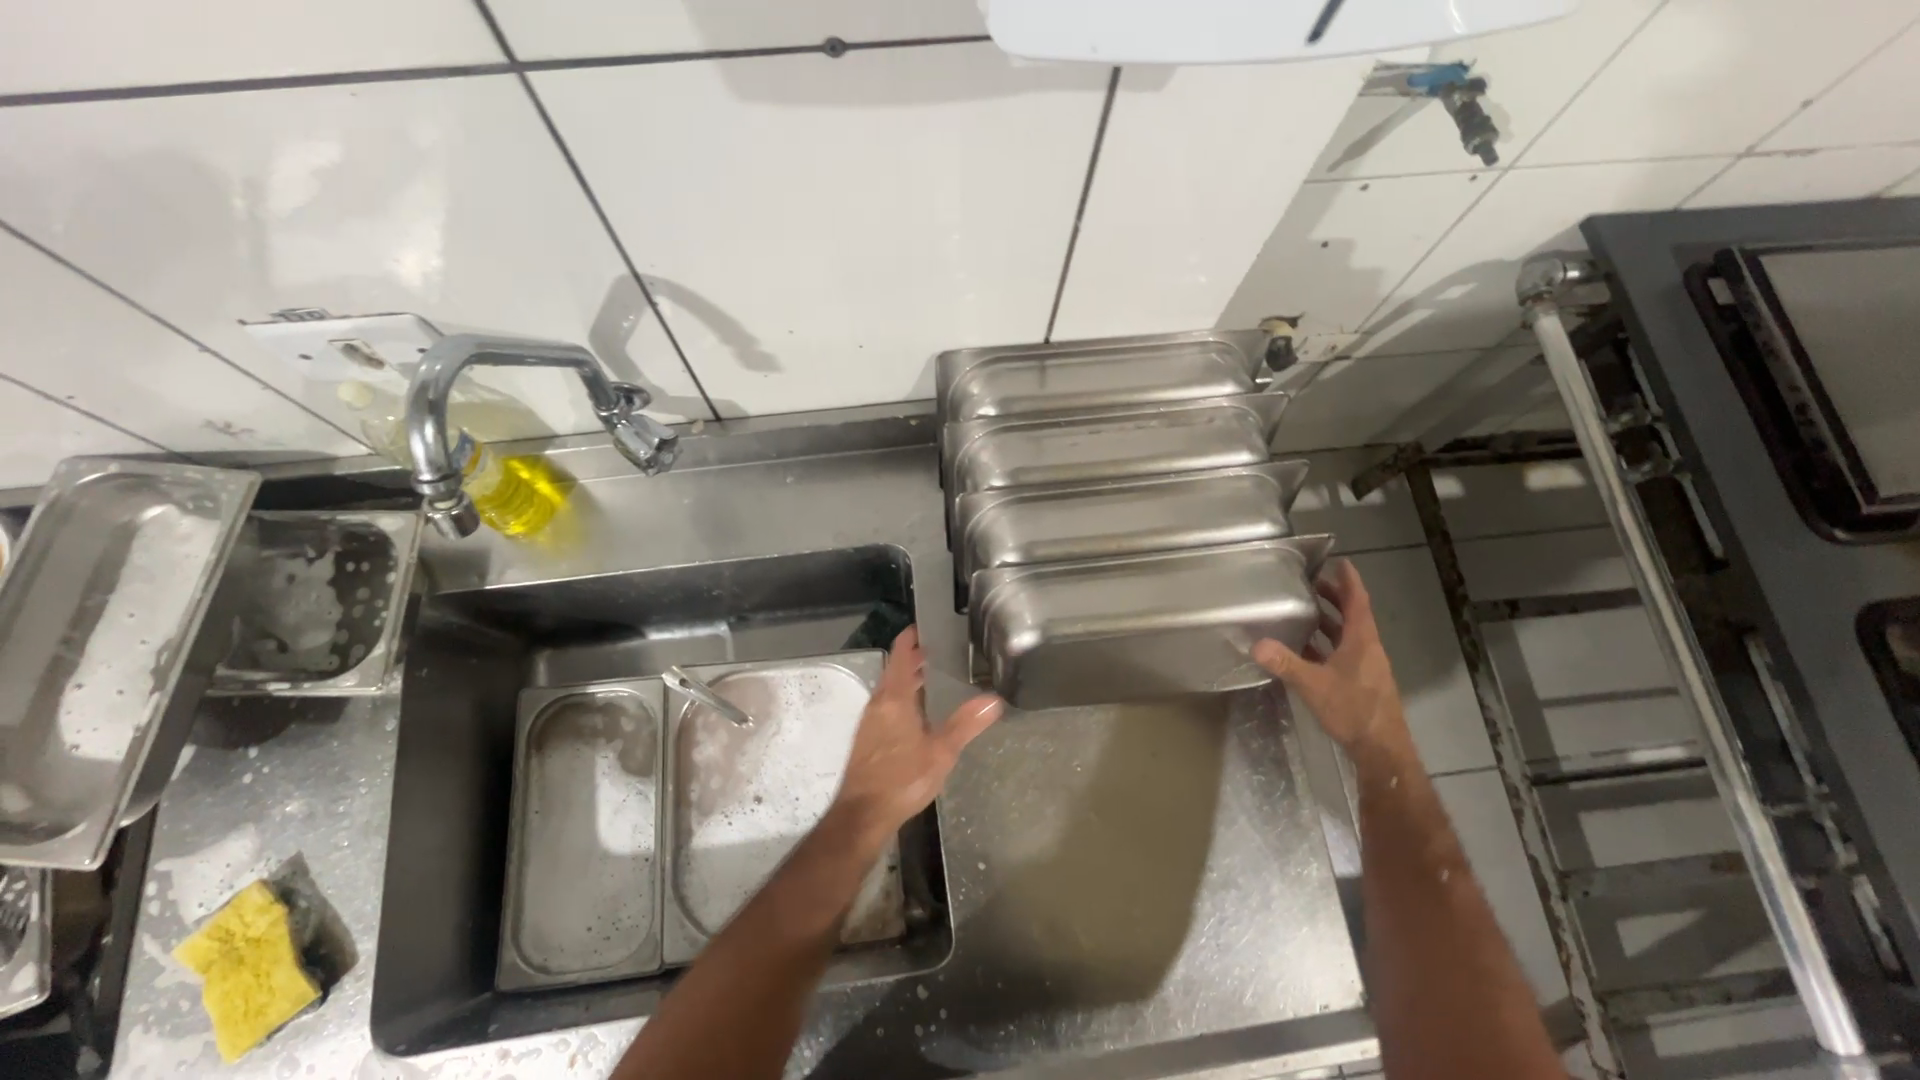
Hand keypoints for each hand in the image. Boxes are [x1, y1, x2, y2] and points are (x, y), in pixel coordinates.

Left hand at [830, 626, 1002, 848]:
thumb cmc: (902, 779)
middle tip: (938, 652)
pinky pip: (886, 708)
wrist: (863, 813)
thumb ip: (966, 724)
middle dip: (914, 660)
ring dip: (907, 681)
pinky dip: (901, 700)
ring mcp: (869, 722)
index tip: (925, 626)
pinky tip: (917, 715)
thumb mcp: (941, 752)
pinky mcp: (867, 739)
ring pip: (889, 691)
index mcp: (894, 699)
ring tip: (931, 679)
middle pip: (894, 672)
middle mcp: (878, 704)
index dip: (911, 638)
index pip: (900, 655)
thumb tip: (994, 700)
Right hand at [1252, 558, 1409, 754]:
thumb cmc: (1353, 709)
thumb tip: (1256, 644)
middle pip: (1353, 616)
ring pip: (1347, 636)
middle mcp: (1367, 649)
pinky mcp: (1361, 683)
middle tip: (1311, 584)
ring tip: (1305, 613)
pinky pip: (1343, 654)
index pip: (1358, 601)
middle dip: (1334, 598)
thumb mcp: (1313, 684)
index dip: (1349, 581)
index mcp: (1362, 640)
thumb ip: (1285, 663)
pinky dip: (1327, 646)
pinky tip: (1306, 652)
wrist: (1381, 749)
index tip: (1339, 562)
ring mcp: (1366, 667)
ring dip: (1329, 623)